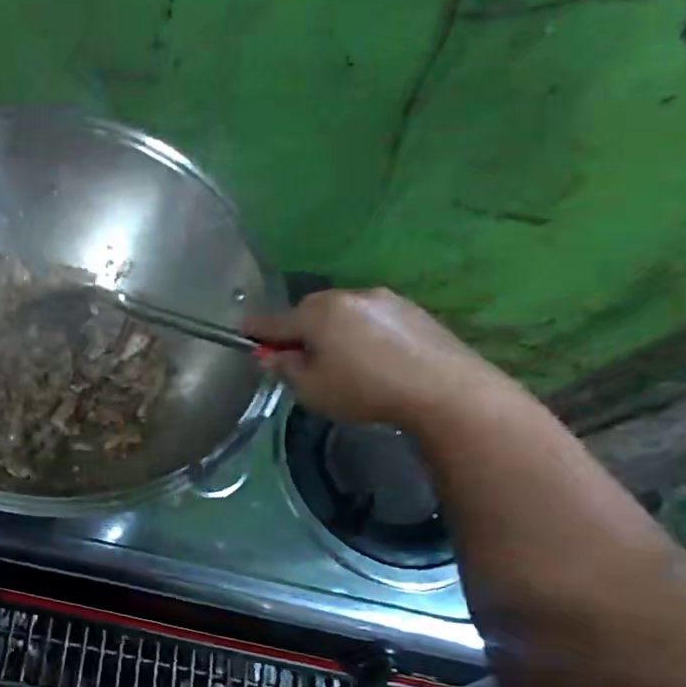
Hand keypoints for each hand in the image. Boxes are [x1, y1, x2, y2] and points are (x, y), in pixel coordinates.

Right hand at [243, 288, 519, 429]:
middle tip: (294, 356)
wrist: (443, 389)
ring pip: (341, 313)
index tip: (242, 332)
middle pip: (309, 311)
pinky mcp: (411, 310)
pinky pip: (369, 318)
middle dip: (298, 329)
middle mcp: (349, 296)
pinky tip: (366, 358)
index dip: (255, 330)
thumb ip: (285, 367)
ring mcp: (384, 299)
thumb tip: (271, 354)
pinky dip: (358, 332)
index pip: (274, 321)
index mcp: (318, 313)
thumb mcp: (310, 388)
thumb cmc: (363, 390)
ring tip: (334, 360)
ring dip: (330, 330)